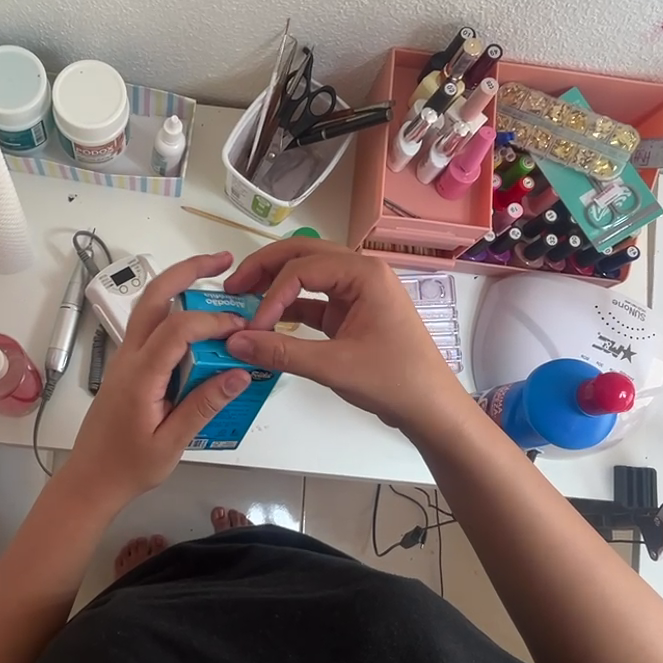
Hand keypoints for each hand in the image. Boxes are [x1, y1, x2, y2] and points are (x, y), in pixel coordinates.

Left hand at [55, 252, 251, 512]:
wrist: (90, 481)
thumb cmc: (127, 468)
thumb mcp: (171, 443)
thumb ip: (204, 405)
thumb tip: (239, 373)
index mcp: (139, 377)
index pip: (178, 330)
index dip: (212, 321)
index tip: (241, 327)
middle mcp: (128, 358)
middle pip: (154, 297)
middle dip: (188, 271)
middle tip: (223, 261)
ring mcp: (124, 359)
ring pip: (149, 307)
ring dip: (178, 285)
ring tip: (213, 278)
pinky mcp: (126, 366)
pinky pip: (149, 327)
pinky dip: (173, 311)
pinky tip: (197, 320)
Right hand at [222, 239, 464, 431]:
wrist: (430, 407)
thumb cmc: (393, 380)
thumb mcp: (333, 366)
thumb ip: (281, 352)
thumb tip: (235, 342)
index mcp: (364, 274)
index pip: (303, 268)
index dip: (271, 294)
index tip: (253, 327)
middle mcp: (360, 273)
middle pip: (303, 255)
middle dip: (265, 270)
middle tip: (232, 289)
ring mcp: (356, 293)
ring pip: (307, 276)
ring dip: (274, 286)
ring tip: (242, 300)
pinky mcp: (351, 313)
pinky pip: (313, 301)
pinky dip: (289, 308)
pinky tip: (266, 322)